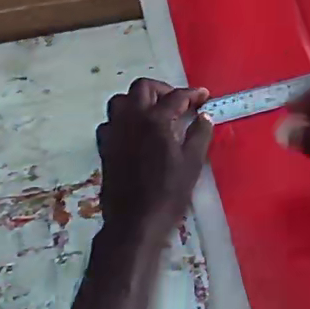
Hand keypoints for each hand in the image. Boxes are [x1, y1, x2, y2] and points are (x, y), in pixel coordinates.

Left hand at [96, 78, 211, 245]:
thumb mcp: (193, 163)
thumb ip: (200, 134)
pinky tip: (135, 133)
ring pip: (121, 101)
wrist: (136, 221)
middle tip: (178, 102)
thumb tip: (205, 116)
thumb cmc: (169, 192)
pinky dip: (123, 120)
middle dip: (162, 90)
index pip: (176, 97)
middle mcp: (131, 119)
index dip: (192, 94)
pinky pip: (110, 122)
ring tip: (154, 112)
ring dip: (138, 100)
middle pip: (142, 88)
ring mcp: (114, 132)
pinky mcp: (104, 147)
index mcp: (156, 120)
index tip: (203, 96)